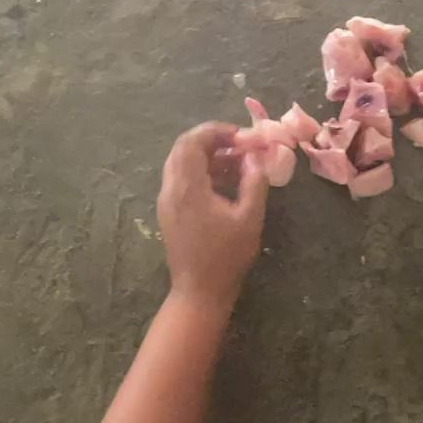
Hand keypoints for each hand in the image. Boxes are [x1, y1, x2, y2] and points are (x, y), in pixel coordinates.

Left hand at [158, 122, 268, 311]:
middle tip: (240, 145)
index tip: (241, 135)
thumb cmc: (227, 256)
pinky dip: (202, 172)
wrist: (200, 291)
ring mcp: (167, 201)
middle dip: (212, 141)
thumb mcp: (249, 218)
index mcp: (187, 188)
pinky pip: (182, 179)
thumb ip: (254, 183)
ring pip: (181, 164)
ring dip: (208, 156)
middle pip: (183, 149)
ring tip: (238, 162)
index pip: (192, 142)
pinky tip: (226, 181)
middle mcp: (171, 189)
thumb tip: (255, 159)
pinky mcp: (170, 212)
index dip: (215, 131)